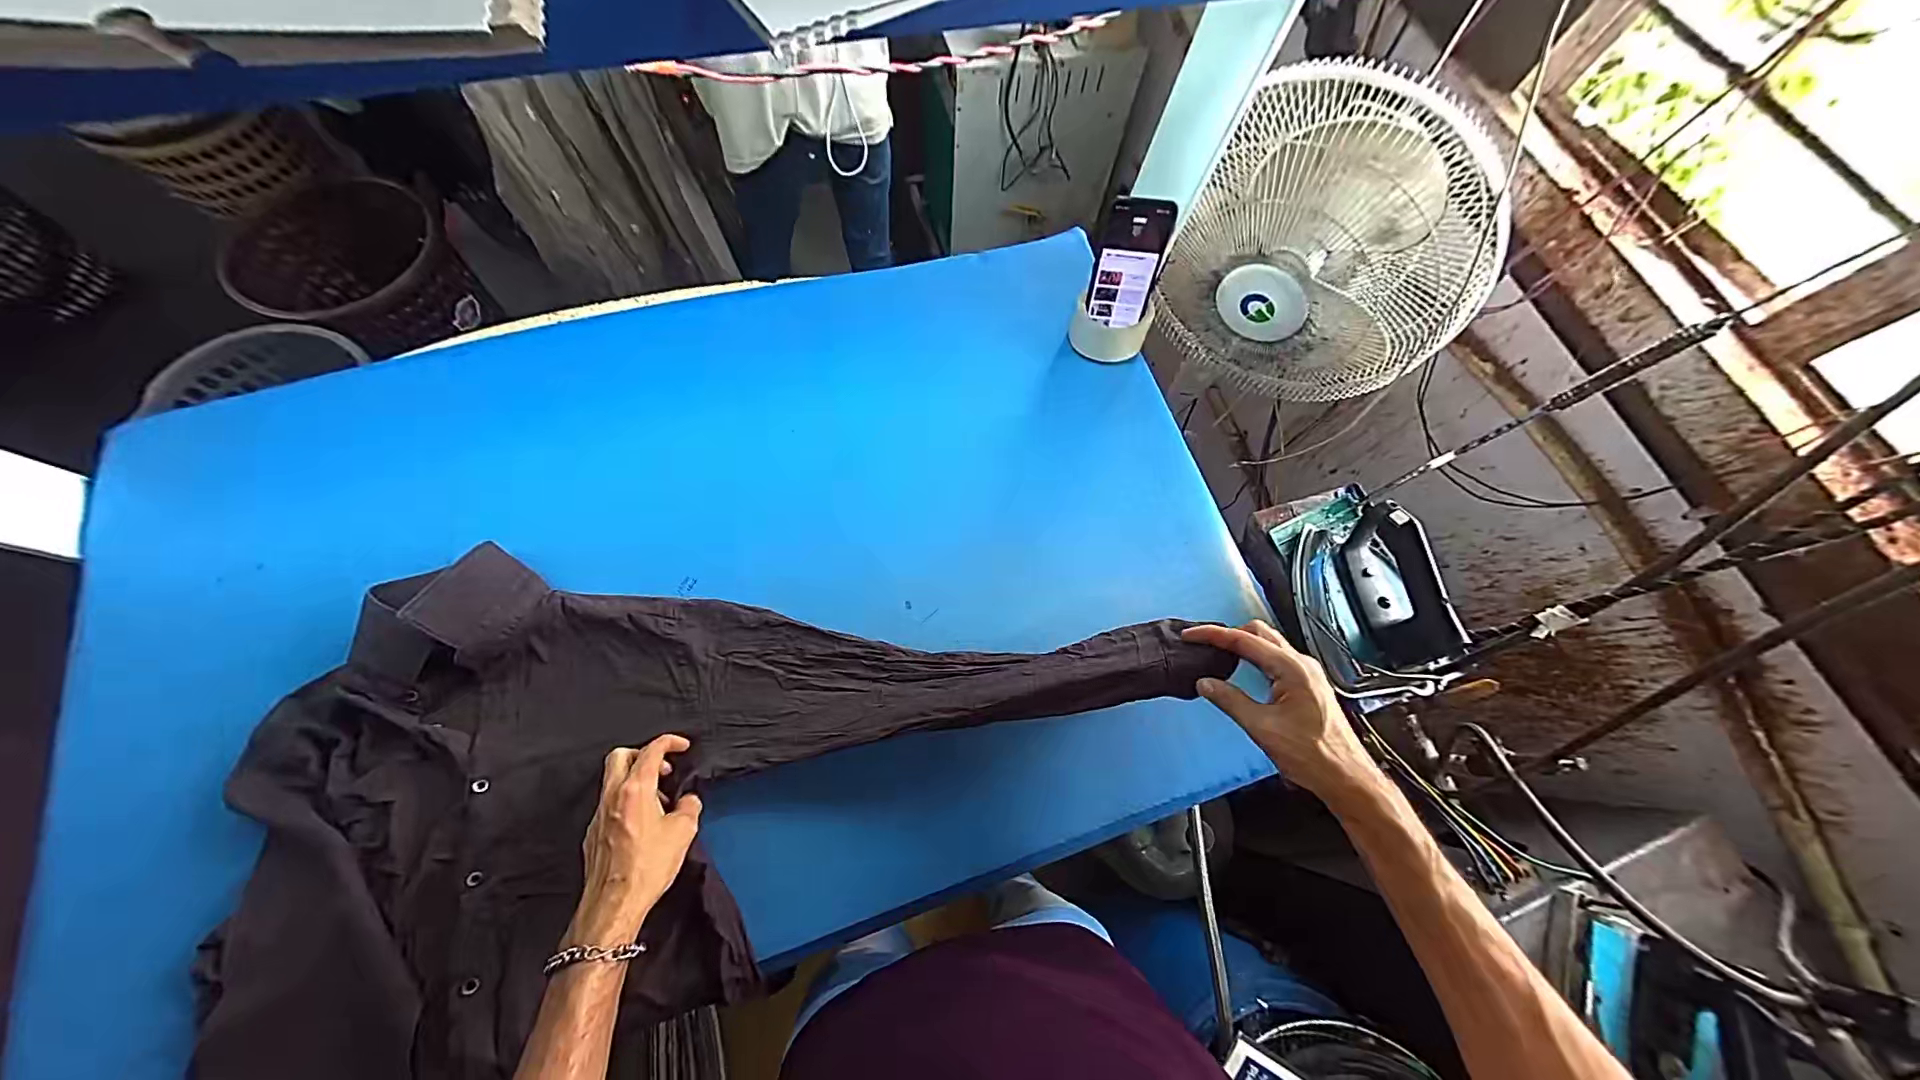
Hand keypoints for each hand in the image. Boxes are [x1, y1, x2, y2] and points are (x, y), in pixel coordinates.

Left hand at [567, 735, 702, 946]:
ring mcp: (599, 816)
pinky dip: (627, 801)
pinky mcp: (594, 834)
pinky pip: (610, 803)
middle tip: (663, 766)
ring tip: (659, 798)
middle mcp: (612, 798)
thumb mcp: (683, 831)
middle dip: (644, 754)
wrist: (614, 904)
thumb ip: (689, 806)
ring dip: (637, 779)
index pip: (650, 751)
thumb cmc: (644, 869)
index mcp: (635, 790)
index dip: (669, 742)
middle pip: (621, 756)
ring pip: (613, 780)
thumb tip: (688, 801)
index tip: (680, 745)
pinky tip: (644, 821)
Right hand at [1181, 621, 1381, 808]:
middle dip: (1228, 634)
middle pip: (1258, 633)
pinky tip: (1243, 672)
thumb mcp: (1261, 727)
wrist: (1346, 777)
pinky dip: (1254, 659)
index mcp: (1292, 669)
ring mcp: (1308, 674)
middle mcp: (1303, 666)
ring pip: (1269, 645)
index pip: (1244, 640)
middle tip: (1204, 643)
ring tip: (1219, 655)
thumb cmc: (1315, 756)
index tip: (1192, 636)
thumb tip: (1207, 684)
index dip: (1213, 635)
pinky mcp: (1308, 686)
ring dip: (1242, 645)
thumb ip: (1230, 700)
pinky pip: (1277, 660)